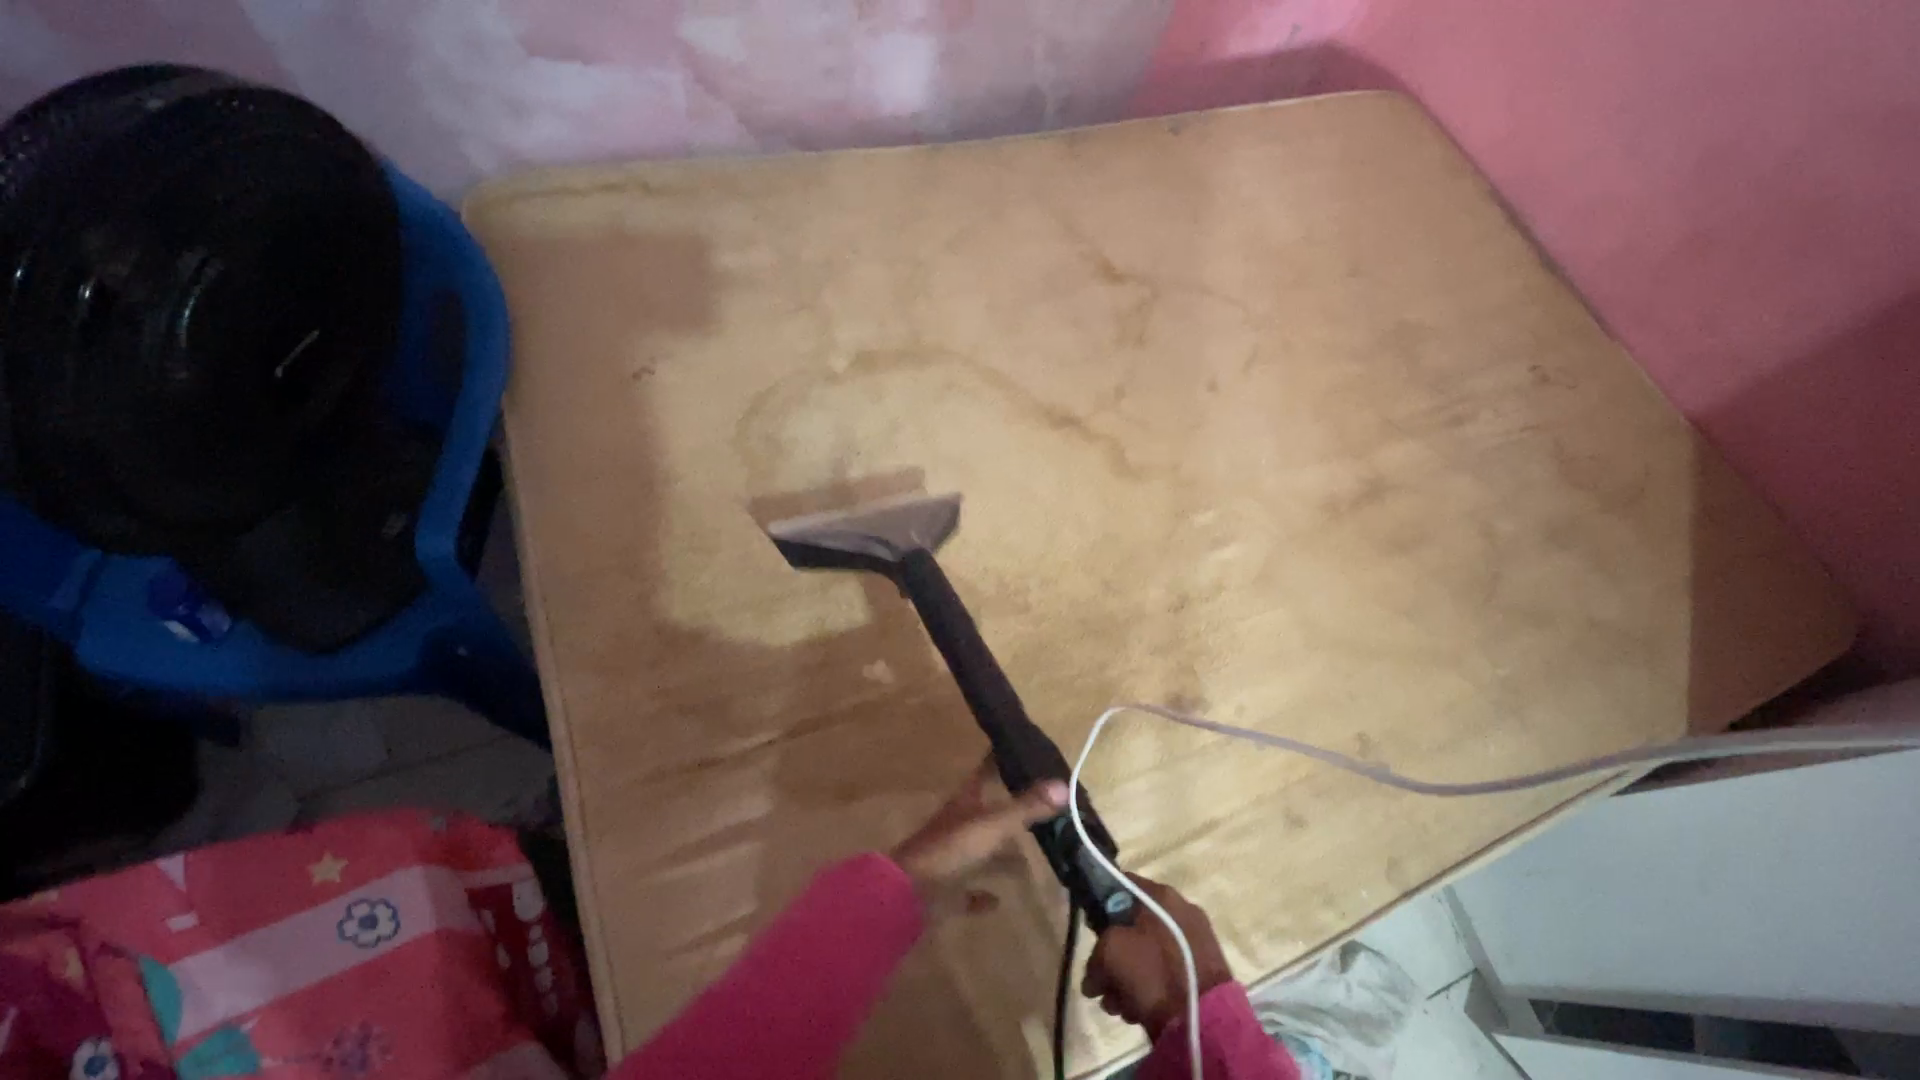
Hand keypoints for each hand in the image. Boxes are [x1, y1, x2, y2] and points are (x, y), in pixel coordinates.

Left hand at [890, 758, 1067, 901]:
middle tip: (1042, 808)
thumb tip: (1064, 784)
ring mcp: (951, 858)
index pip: (986, 771)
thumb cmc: (950, 850)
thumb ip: (1026, 806)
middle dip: (1011, 810)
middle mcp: (959, 825)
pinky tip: (997, 900)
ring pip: (982, 851)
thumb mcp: (993, 825)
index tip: (1021, 748)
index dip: (1000, 759)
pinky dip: (982, 894)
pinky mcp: (947, 890)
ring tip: (1030, 857)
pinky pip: (968, 890)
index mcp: (966, 802)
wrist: (908, 893)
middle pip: (988, 812)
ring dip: (1001, 854)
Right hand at [1081, 875, 1233, 1038]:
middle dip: (1112, 955)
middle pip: (1133, 925)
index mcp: (1161, 895)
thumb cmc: (1152, 973)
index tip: (1092, 932)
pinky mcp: (1203, 972)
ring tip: (1116, 1004)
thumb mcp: (1109, 952)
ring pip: (1147, 953)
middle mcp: (1181, 912)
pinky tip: (1136, 1010)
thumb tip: (1095, 973)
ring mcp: (1195, 942)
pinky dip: (1149, 988)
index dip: (1100, 906)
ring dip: (1126, 977)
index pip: (1121, 885)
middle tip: (1101, 980)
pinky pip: (1165, 972)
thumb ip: (1096, 951)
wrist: (1203, 1019)